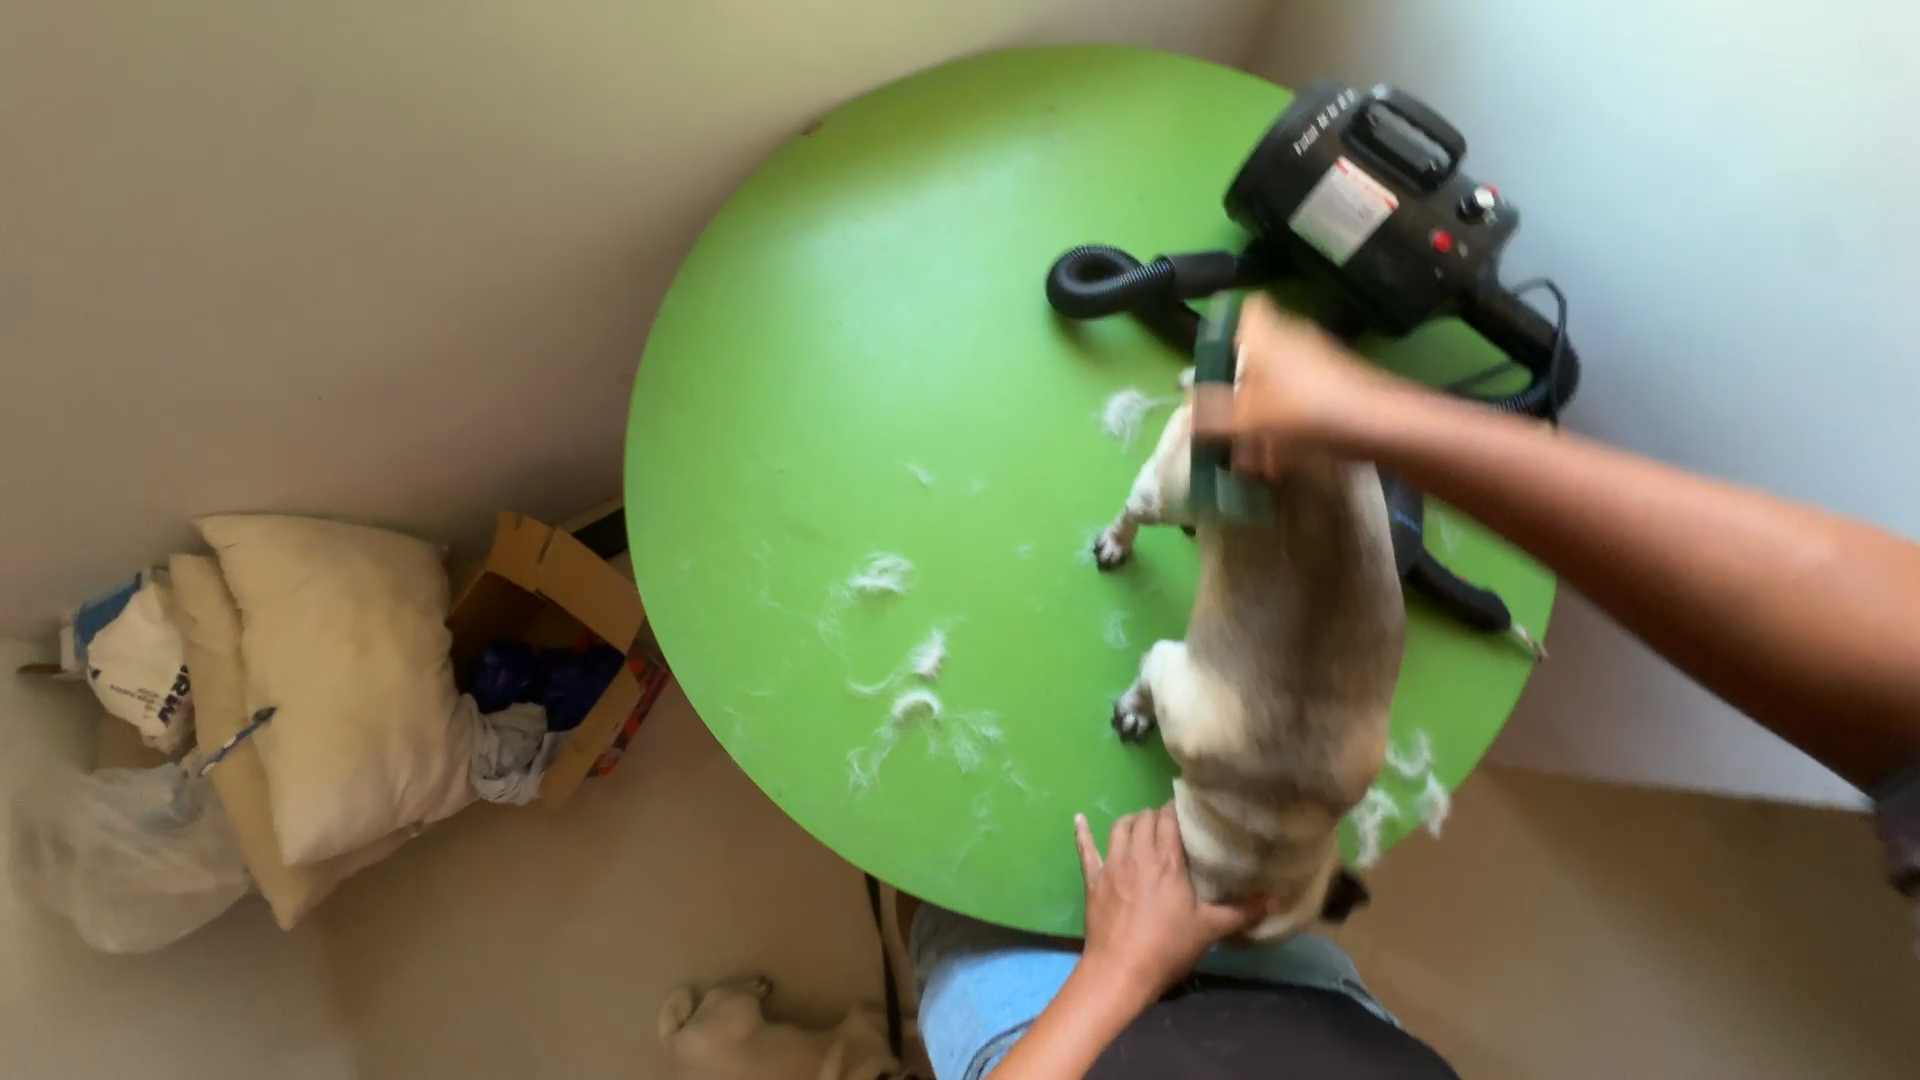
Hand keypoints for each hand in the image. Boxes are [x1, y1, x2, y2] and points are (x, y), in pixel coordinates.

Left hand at [1074, 804, 1262, 998]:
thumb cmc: (1166, 948)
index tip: (1187, 810)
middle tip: (1169, 825)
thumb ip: (1243, 912)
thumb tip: (1276, 899)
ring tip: (1142, 825)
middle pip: (1145, 819)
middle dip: (1157, 816)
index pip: (1169, 819)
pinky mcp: (1093, 877)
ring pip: (1120, 826)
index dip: (1177, 810)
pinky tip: (1079, 819)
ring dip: (1131, 822)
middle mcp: (1138, 853)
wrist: (1120, 970)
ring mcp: (1112, 863)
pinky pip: (1086, 848)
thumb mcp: (1209, 930)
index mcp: (1167, 861)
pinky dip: (1083, 832)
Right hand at [1196, 294, 1395, 479]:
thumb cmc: (1304, 411)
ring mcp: (1315, 362)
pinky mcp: (1334, 385)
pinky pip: (1297, 403)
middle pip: (1257, 358)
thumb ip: (1213, 414)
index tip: (1215, 358)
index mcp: (1266, 336)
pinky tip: (1278, 464)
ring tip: (1250, 459)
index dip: (1229, 327)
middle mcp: (1291, 341)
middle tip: (1224, 423)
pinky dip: (1283, 429)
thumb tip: (1188, 409)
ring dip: (1258, 421)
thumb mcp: (1247, 418)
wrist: (1379, 425)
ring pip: (1275, 387)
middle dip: (1239, 393)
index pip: (1247, 310)